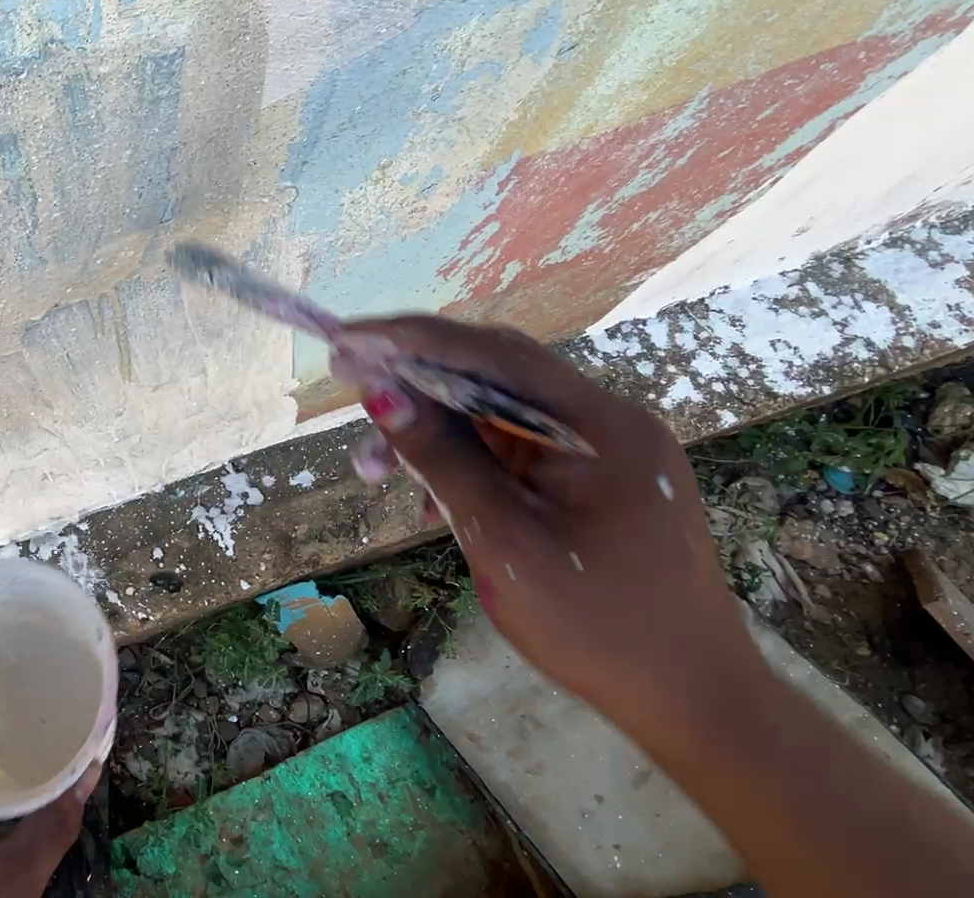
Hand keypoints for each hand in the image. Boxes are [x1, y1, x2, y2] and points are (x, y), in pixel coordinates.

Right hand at [342, 316, 764, 733]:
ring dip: (430, 431)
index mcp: (598, 427)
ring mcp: (602, 452)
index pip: (492, 355)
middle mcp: (605, 423)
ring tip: (371, 468)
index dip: (411, 340)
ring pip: (496, 415)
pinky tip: (425, 498)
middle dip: (414, 383)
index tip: (346, 339)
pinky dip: (462, 461)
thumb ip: (441, 459)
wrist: (692, 698)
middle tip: (347, 385)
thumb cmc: (597, 625)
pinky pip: (512, 450)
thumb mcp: (502, 539)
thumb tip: (381, 394)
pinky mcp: (593, 481)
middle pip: (493, 376)